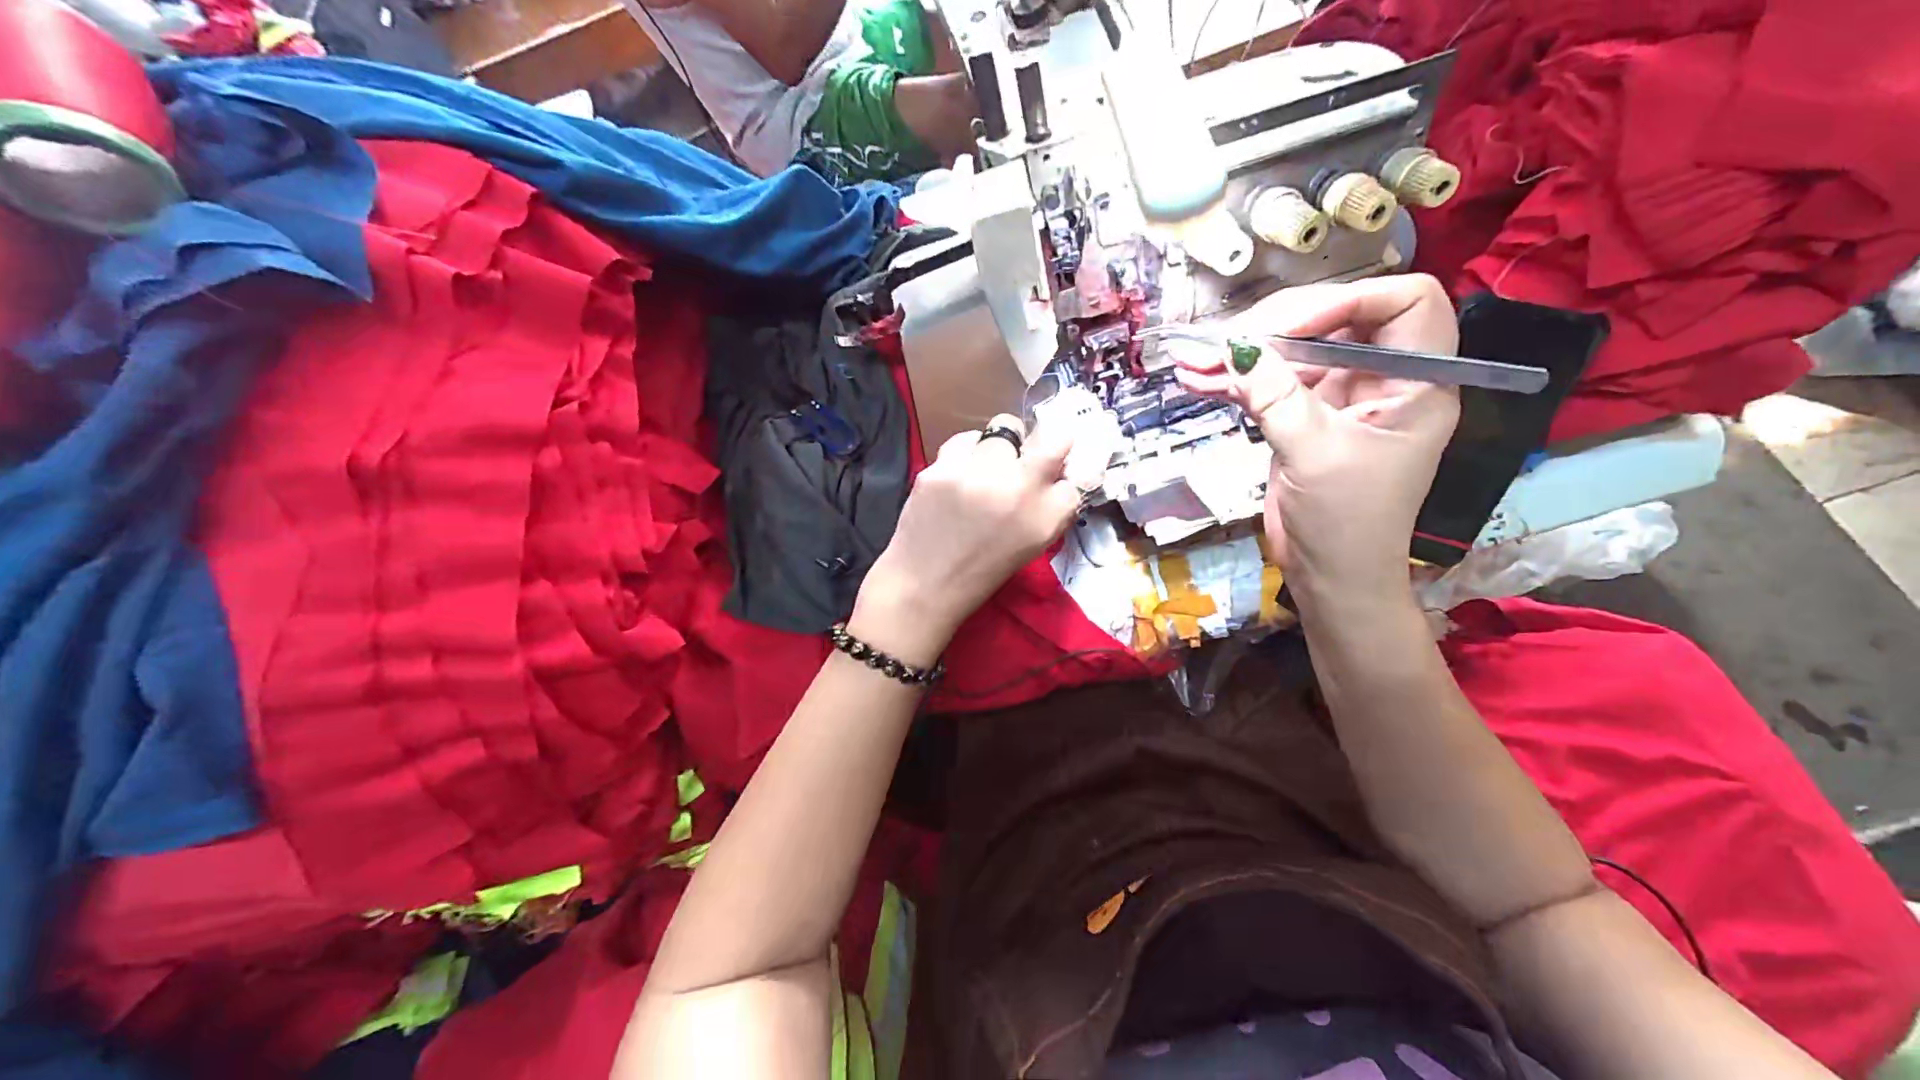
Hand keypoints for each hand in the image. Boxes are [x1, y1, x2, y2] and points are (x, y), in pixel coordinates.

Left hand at [850, 414, 1094, 665]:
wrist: (925, 582)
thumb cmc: (981, 569)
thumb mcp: (1031, 544)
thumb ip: (1051, 508)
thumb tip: (1060, 472)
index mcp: (1047, 519)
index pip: (1074, 474)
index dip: (1063, 470)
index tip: (1053, 470)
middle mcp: (1020, 490)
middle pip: (1053, 440)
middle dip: (1046, 442)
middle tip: (1028, 454)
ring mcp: (979, 475)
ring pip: (1004, 430)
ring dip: (999, 446)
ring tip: (984, 471)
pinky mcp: (943, 468)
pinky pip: (965, 441)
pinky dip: (965, 454)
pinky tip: (957, 478)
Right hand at [1173, 275, 1461, 600]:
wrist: (1330, 577)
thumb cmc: (1346, 522)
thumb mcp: (1315, 453)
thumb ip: (1276, 395)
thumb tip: (1234, 347)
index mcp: (1417, 382)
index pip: (1404, 302)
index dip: (1348, 300)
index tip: (1288, 329)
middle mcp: (1383, 379)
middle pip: (1337, 319)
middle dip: (1279, 326)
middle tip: (1228, 344)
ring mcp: (1340, 397)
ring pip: (1295, 351)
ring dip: (1243, 354)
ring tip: (1195, 361)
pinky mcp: (1304, 417)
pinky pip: (1270, 383)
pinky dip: (1234, 381)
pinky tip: (1196, 381)